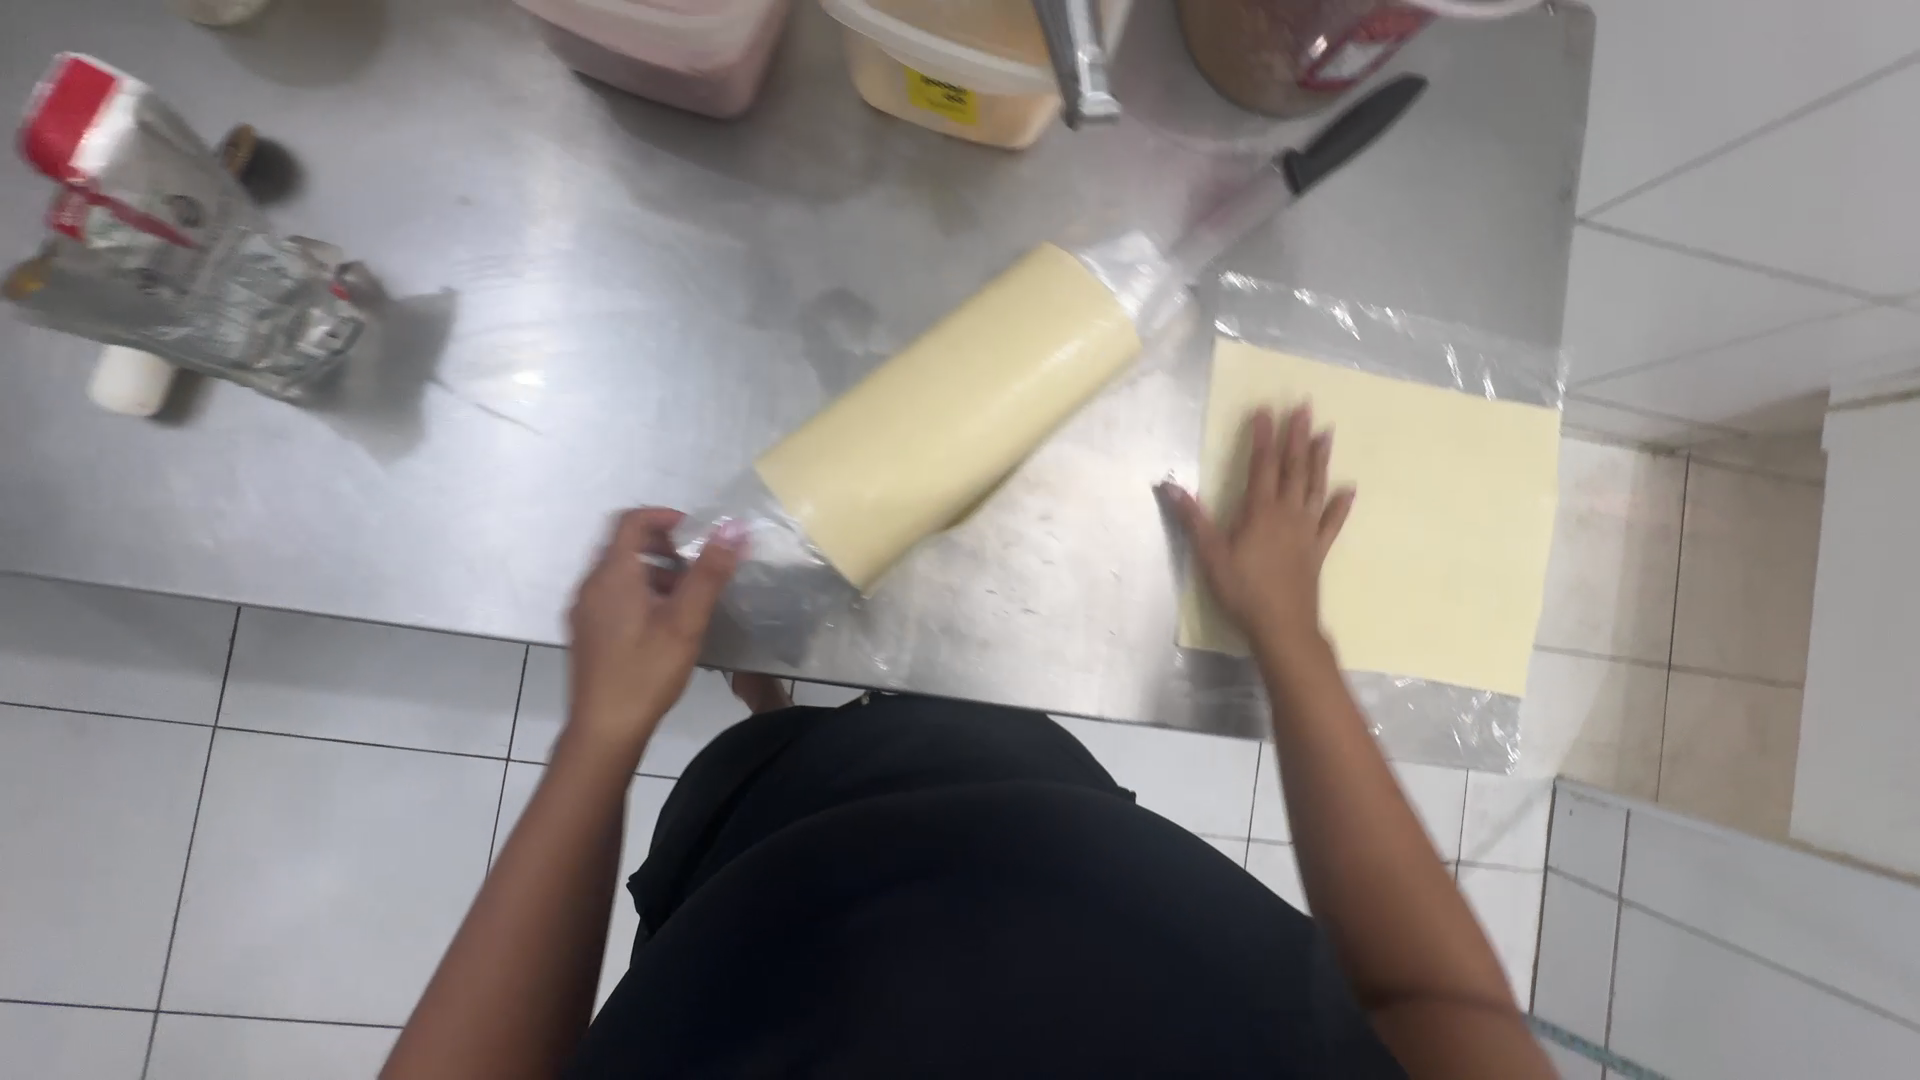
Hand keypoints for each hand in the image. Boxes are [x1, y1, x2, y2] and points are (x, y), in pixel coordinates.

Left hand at [564, 508, 744, 754]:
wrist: (604, 729)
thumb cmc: (647, 671)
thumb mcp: (686, 620)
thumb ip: (710, 571)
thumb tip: (734, 527)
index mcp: (612, 574)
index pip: (632, 520)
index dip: (667, 516)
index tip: (698, 534)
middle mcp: (591, 585)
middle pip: (625, 544)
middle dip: (665, 545)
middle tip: (699, 564)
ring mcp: (584, 610)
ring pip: (620, 572)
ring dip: (656, 571)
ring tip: (689, 597)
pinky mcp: (586, 632)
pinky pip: (613, 595)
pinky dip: (641, 592)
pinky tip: (665, 624)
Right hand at [1161, 404, 1355, 655]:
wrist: (1281, 625)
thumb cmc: (1241, 590)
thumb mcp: (1209, 554)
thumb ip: (1192, 518)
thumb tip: (1169, 485)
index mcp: (1260, 511)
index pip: (1261, 465)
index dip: (1263, 436)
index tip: (1265, 410)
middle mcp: (1287, 513)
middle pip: (1293, 468)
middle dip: (1297, 436)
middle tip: (1304, 406)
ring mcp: (1307, 530)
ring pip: (1315, 487)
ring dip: (1320, 459)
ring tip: (1327, 433)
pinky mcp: (1318, 549)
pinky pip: (1332, 522)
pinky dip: (1341, 504)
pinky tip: (1348, 490)